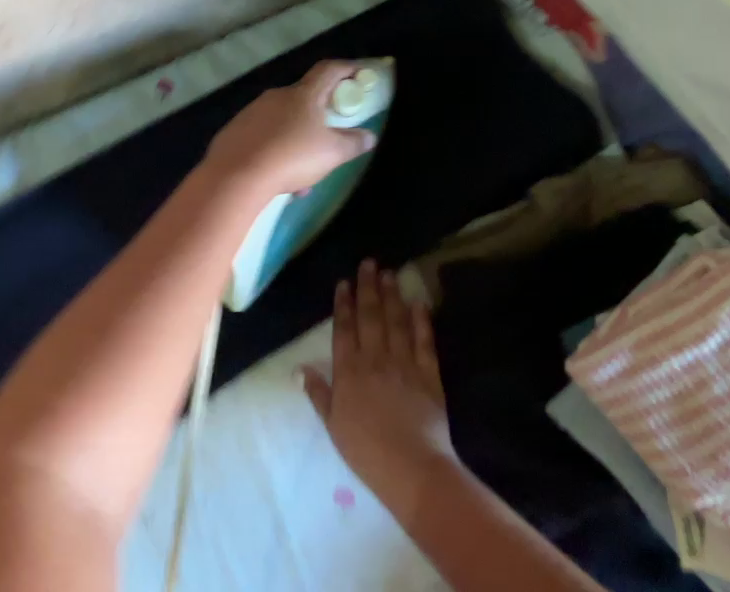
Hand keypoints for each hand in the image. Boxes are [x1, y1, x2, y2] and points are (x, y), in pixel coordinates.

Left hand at [201, 60, 377, 198]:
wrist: (235, 176)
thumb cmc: (291, 157)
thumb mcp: (332, 153)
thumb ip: (353, 143)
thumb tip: (368, 136)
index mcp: (302, 94)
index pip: (328, 70)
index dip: (347, 69)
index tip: (360, 73)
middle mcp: (275, 96)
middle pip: (305, 100)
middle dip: (320, 121)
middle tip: (331, 141)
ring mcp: (252, 113)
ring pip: (284, 126)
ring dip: (298, 147)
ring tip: (304, 180)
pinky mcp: (235, 131)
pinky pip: (264, 140)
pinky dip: (276, 156)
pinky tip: (281, 184)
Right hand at [302, 259, 456, 519]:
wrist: (412, 467)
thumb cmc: (365, 450)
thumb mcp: (332, 424)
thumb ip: (319, 393)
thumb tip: (299, 369)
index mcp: (348, 371)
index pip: (344, 330)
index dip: (344, 305)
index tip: (344, 283)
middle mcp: (375, 360)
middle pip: (371, 317)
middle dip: (368, 289)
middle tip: (369, 263)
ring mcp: (404, 365)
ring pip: (396, 323)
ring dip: (392, 296)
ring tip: (389, 273)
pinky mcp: (429, 376)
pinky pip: (424, 342)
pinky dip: (421, 321)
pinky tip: (418, 303)